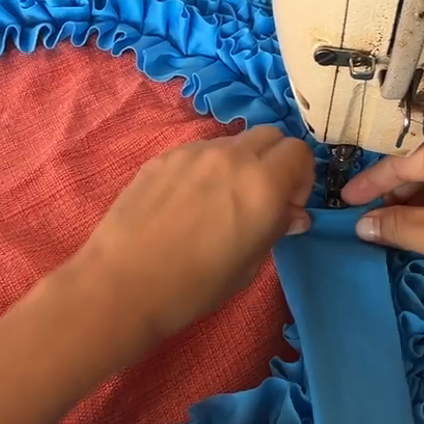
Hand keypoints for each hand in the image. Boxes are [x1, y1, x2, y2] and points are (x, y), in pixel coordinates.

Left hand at [64, 127, 314, 345]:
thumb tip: (292, 214)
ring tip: (220, 200)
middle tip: (261, 197)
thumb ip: (274, 229)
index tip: (287, 204)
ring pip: (232, 141)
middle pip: (270, 136)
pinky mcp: (164, 156)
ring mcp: (194, 152)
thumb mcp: (247, 266)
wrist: (122, 283)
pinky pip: (199, 151)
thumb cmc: (193, 286)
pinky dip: (207, 167)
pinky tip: (187, 201)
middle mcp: (232, 157)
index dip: (300, 177)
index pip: (299, 152)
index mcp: (263, 185)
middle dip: (274, 160)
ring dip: (239, 162)